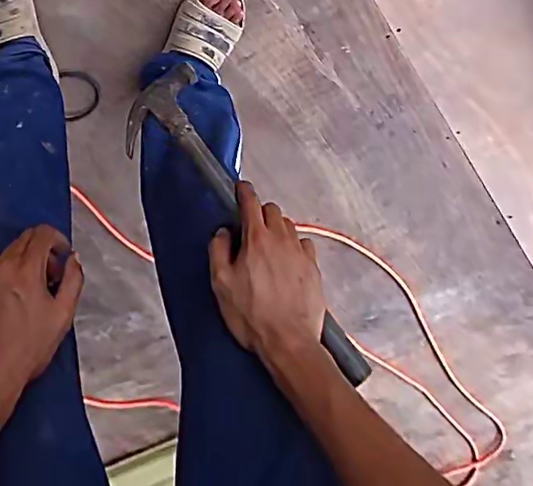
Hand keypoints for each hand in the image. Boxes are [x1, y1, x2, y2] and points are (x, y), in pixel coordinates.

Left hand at [0, 225, 84, 401]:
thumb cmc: (30, 348)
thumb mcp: (63, 314)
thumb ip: (73, 279)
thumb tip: (72, 259)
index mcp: (25, 268)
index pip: (42, 232)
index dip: (58, 239)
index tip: (63, 257)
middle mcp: (1, 266)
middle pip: (25, 238)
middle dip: (43, 249)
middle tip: (51, 276)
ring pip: (9, 252)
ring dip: (25, 259)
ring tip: (32, 289)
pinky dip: (7, 272)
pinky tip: (12, 297)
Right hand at [208, 182, 324, 366]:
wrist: (289, 343)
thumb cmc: (252, 316)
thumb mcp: (222, 284)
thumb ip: (218, 251)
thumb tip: (224, 233)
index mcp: (256, 238)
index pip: (251, 202)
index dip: (244, 191)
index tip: (240, 188)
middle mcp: (281, 238)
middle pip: (272, 209)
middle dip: (260, 213)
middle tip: (251, 229)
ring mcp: (300, 252)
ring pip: (288, 225)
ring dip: (277, 229)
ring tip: (269, 247)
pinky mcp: (314, 268)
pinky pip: (304, 244)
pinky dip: (294, 245)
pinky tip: (288, 261)